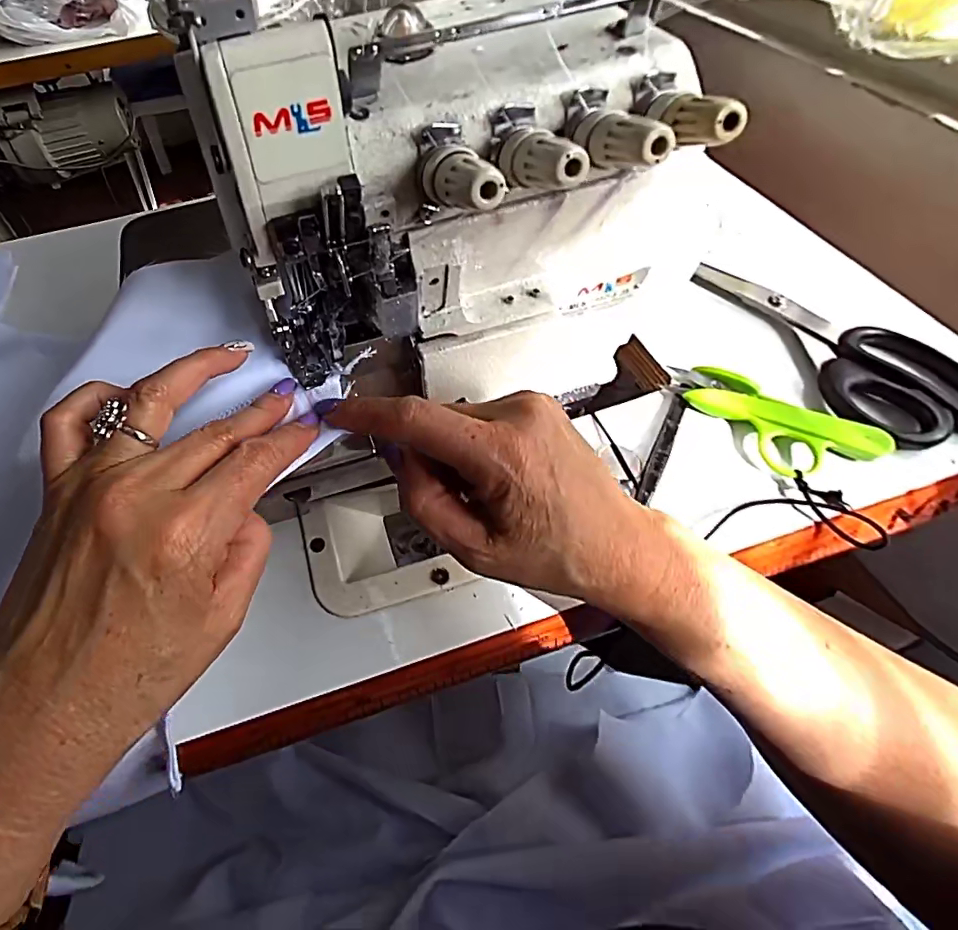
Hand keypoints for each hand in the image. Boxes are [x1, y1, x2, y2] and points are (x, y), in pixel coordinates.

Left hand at [0, 344, 317, 929]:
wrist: (43, 709)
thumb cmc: (136, 675)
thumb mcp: (224, 617)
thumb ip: (248, 546)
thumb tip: (245, 505)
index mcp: (189, 530)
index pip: (253, 462)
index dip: (288, 440)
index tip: (306, 427)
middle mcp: (139, 494)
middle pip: (215, 432)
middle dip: (260, 411)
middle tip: (284, 398)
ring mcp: (90, 485)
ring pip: (150, 403)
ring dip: (194, 371)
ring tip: (226, 358)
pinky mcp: (55, 492)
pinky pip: (67, 422)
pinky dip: (96, 396)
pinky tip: (124, 390)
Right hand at [322, 392, 700, 620]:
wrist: (616, 543)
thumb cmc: (562, 551)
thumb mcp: (474, 548)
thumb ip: (422, 499)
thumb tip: (400, 460)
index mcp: (503, 452)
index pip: (415, 418)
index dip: (368, 414)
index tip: (341, 413)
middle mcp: (520, 415)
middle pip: (435, 422)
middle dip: (423, 455)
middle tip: (447, 498)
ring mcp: (531, 406)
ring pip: (456, 420)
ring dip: (451, 453)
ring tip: (487, 494)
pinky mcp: (536, 407)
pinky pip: (480, 418)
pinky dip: (472, 446)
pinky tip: (499, 479)